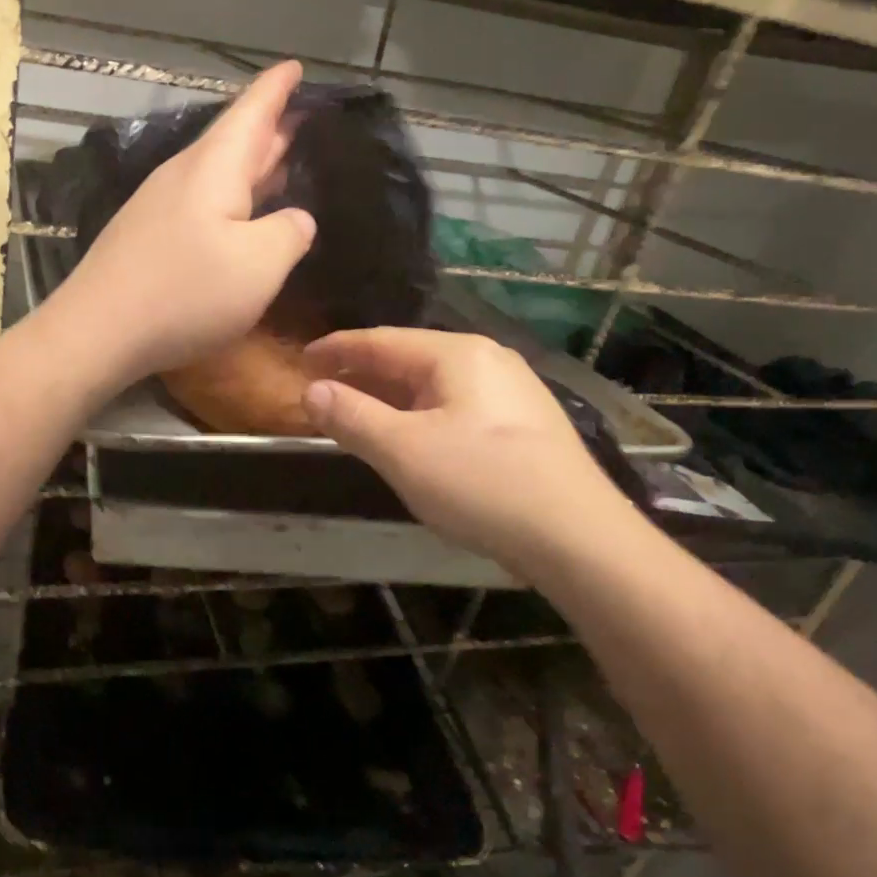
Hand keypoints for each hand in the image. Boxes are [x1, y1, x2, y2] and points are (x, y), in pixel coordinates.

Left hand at [51, 61, 317, 381]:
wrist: (97, 331)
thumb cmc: (185, 292)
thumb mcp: (260, 265)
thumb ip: (289, 233)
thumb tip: (295, 220)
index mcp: (215, 166)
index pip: (253, 109)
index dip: (279, 86)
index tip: (298, 65)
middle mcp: (184, 174)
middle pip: (236, 141)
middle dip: (273, 129)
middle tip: (309, 120)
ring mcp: (160, 206)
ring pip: (218, 174)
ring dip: (252, 169)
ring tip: (286, 166)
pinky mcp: (148, 238)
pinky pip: (201, 204)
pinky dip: (231, 201)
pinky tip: (242, 219)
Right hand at [301, 327, 638, 562]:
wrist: (576, 536)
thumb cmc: (480, 482)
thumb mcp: (401, 450)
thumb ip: (351, 416)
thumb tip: (311, 390)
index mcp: (457, 354)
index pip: (380, 340)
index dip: (336, 349)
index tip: (301, 360)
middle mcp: (487, 361)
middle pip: (408, 359)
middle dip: (362, 375)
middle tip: (322, 392)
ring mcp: (512, 393)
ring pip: (433, 387)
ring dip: (389, 399)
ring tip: (357, 417)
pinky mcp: (523, 426)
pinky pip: (455, 408)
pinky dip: (419, 416)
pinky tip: (410, 441)